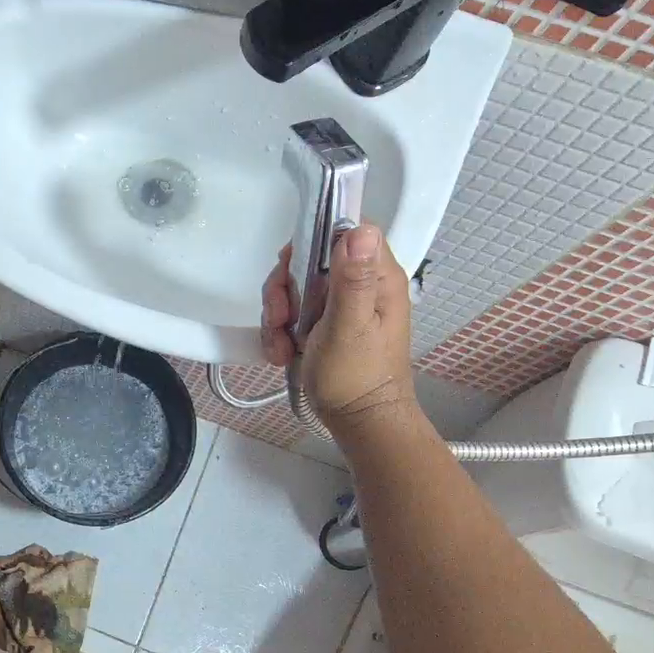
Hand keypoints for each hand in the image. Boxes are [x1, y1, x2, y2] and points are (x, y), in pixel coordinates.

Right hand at [260, 222, 419, 443]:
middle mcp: (358, 285)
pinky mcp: (320, 326)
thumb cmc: (357, 378)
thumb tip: (359, 229)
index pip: (344, 231)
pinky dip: (278, 333)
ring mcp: (338, 307)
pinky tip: (282, 354)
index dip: (313, 241)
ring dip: (277, 316)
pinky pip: (289, 315)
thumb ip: (352, 279)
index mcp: (376, 277)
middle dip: (284, 288)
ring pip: (294, 289)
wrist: (358, 422)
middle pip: (309, 260)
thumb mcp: (349, 326)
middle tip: (280, 318)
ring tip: (282, 346)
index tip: (293, 270)